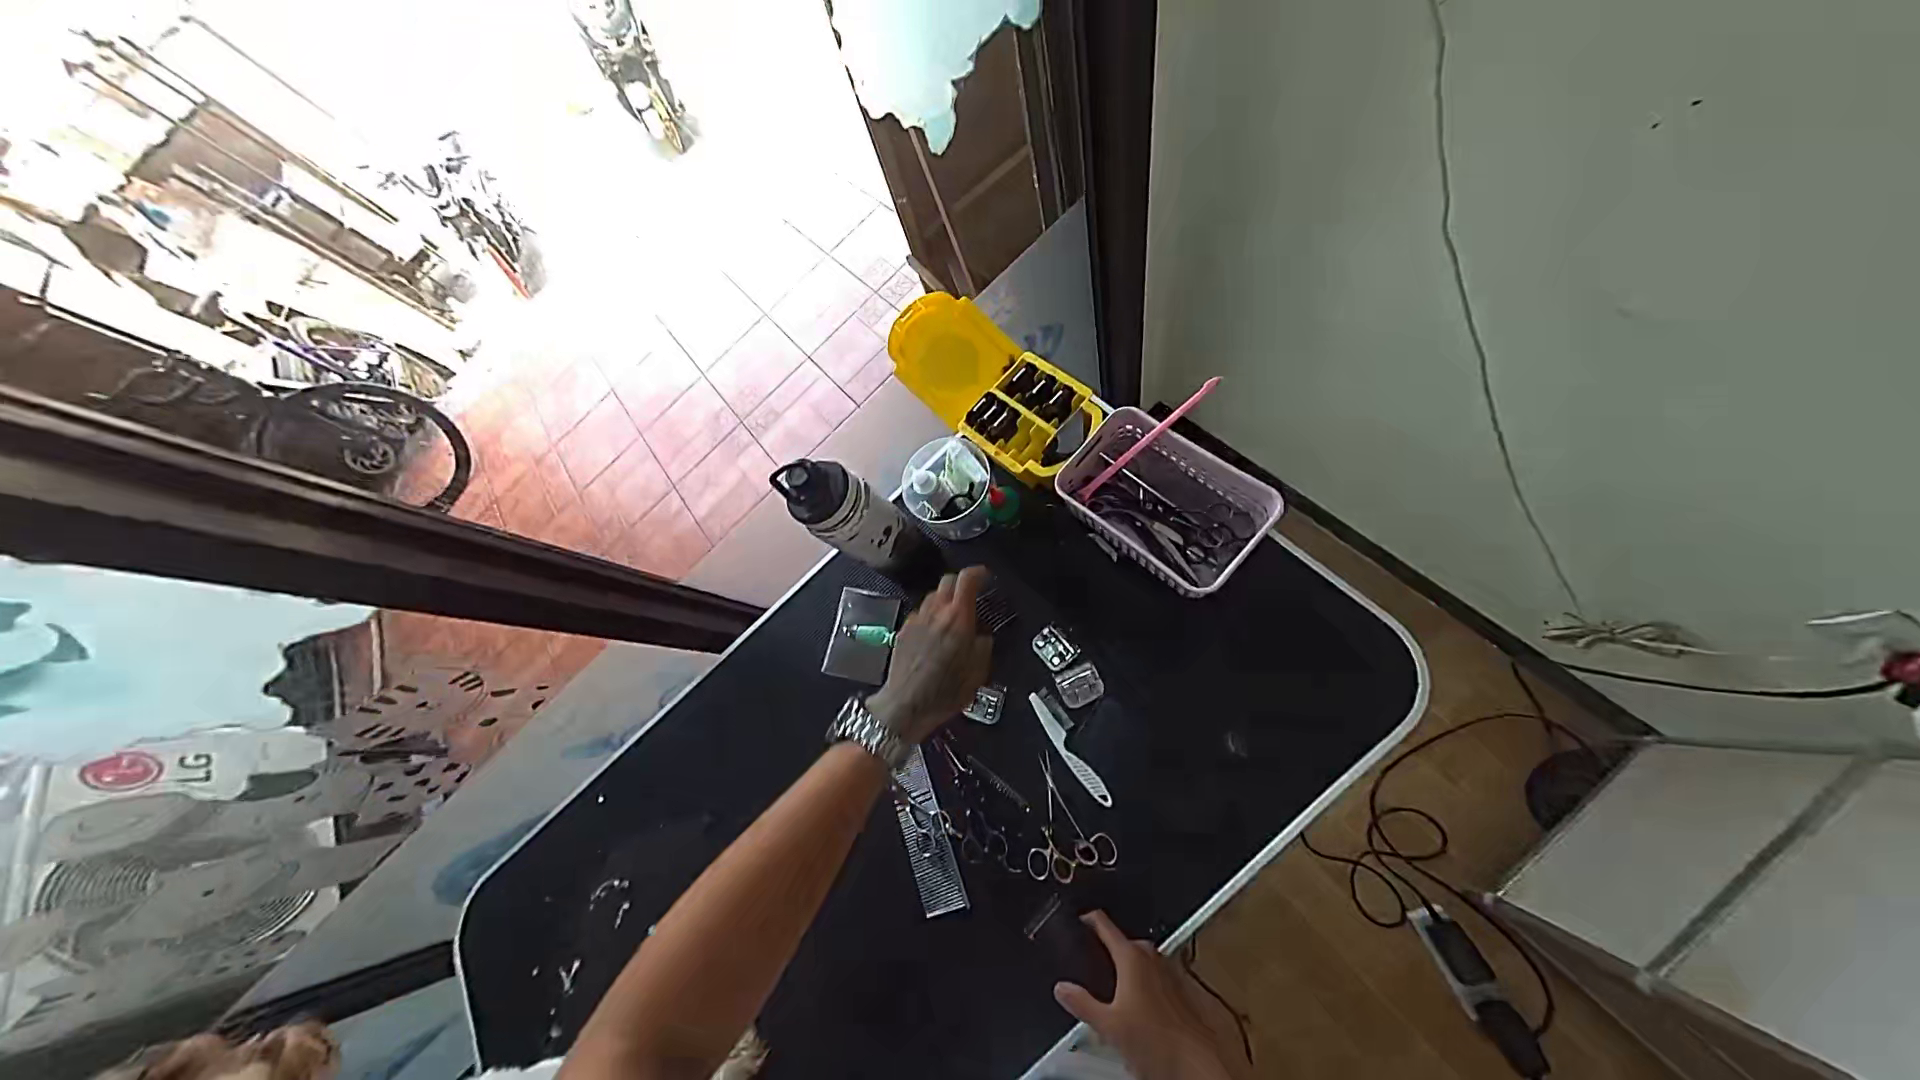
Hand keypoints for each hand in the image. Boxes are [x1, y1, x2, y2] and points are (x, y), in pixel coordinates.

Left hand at [865, 566, 992, 743]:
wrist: (906, 706)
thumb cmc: (940, 694)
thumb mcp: (978, 671)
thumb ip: (984, 645)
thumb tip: (984, 637)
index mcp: (957, 618)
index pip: (967, 579)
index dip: (978, 572)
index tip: (984, 575)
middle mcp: (934, 614)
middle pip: (947, 581)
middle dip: (961, 583)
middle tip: (971, 592)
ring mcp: (916, 621)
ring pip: (932, 596)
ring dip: (945, 600)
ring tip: (954, 616)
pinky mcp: (904, 631)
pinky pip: (920, 613)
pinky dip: (930, 616)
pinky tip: (936, 633)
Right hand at [1054, 912, 1250, 1079]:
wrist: (1198, 1064)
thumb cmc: (1158, 1042)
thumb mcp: (1108, 1025)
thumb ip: (1081, 1002)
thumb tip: (1063, 988)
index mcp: (1130, 955)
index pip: (1102, 922)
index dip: (1086, 919)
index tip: (1077, 921)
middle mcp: (1151, 956)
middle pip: (1121, 941)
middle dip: (1106, 952)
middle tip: (1092, 968)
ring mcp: (1168, 969)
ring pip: (1139, 959)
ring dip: (1126, 969)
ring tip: (1114, 993)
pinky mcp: (1180, 987)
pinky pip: (1154, 975)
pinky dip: (1143, 983)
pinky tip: (1138, 1008)